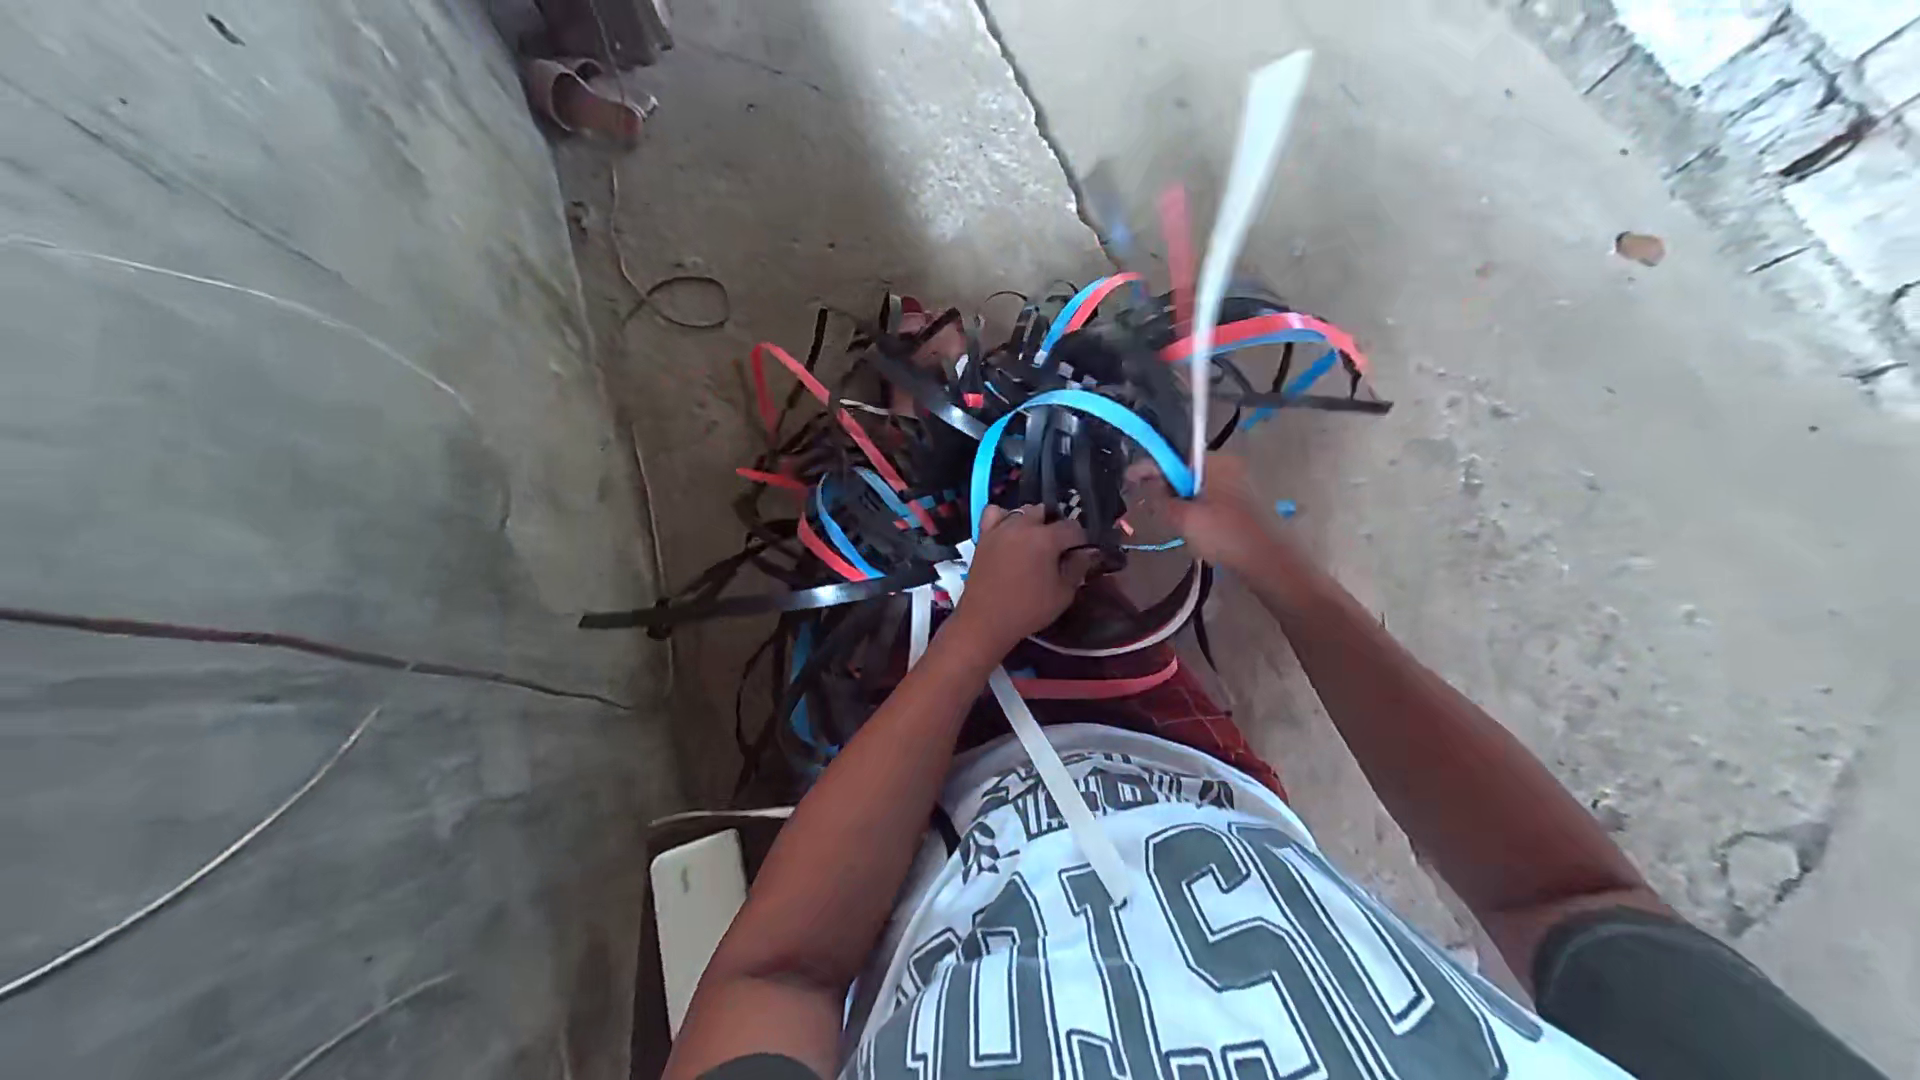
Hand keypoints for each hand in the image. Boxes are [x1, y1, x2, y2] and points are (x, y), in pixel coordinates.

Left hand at [947, 505, 1099, 653]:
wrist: (984, 621)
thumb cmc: (1027, 610)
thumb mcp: (1063, 594)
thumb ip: (1077, 568)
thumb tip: (1087, 553)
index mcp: (1046, 538)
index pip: (1073, 528)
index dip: (1081, 541)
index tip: (1080, 555)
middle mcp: (1023, 526)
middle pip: (1046, 512)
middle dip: (1057, 527)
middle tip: (1058, 549)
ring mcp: (1001, 528)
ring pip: (1023, 510)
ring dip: (1033, 521)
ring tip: (1035, 541)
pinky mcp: (983, 536)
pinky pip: (995, 513)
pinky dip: (1004, 517)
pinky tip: (1009, 533)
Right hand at [1127, 453, 1300, 573]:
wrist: (1268, 562)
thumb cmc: (1224, 535)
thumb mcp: (1183, 518)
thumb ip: (1158, 497)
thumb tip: (1145, 483)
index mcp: (1215, 462)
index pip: (1172, 456)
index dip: (1147, 468)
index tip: (1127, 480)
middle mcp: (1228, 466)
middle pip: (1183, 471)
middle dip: (1163, 486)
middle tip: (1147, 505)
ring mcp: (1236, 484)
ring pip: (1194, 487)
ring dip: (1177, 501)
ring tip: (1167, 520)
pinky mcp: (1240, 503)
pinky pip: (1207, 499)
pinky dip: (1193, 509)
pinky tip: (1188, 528)